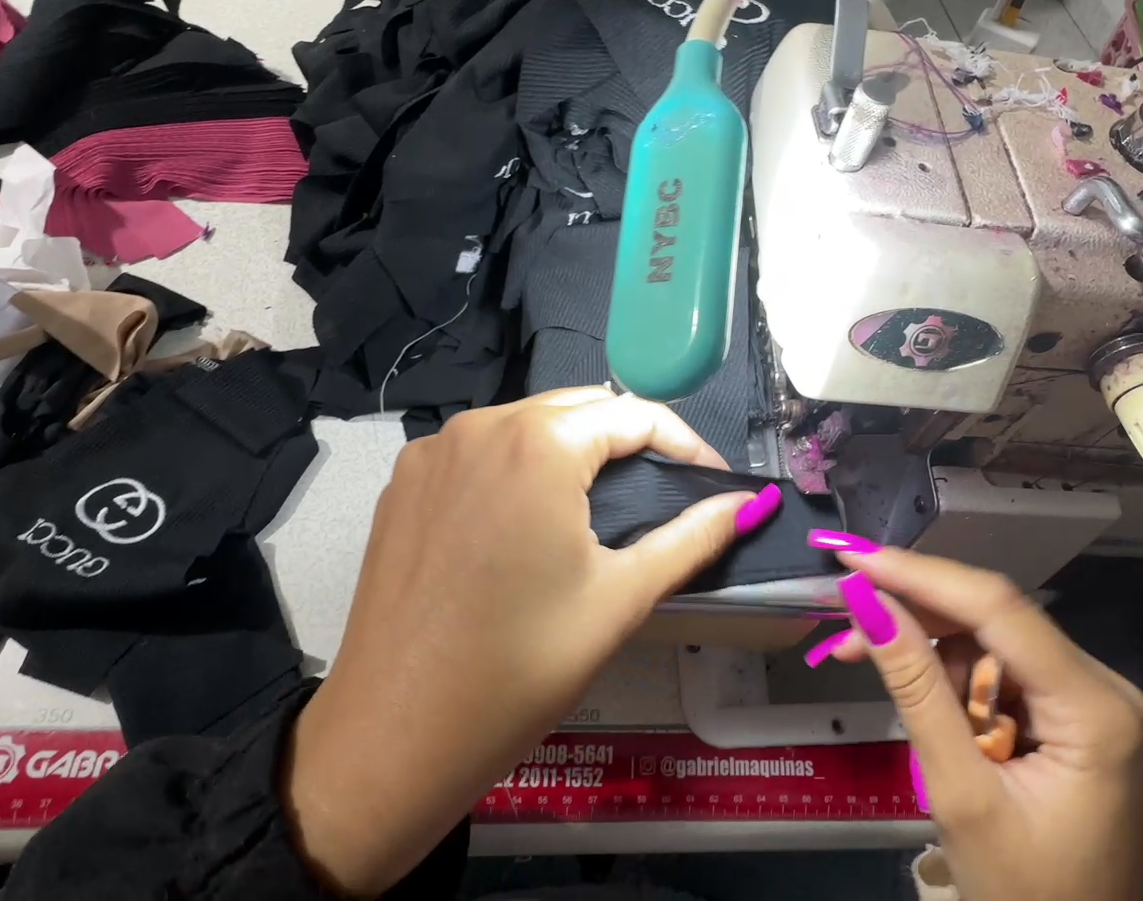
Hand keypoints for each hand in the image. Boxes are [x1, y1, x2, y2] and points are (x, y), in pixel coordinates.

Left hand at [281, 387, 776, 894]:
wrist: (395, 734)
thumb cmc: (519, 667)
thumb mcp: (620, 598)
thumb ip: (692, 538)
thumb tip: (747, 504)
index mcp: (538, 444)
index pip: (633, 414)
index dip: (684, 443)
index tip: (713, 480)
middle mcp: (480, 425)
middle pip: (578, 408)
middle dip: (629, 439)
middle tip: (663, 490)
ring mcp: (433, 451)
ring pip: (526, 424)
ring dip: (573, 449)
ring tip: (600, 504)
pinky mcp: (403, 481)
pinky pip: (478, 450)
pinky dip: (517, 466)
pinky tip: (527, 519)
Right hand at [825, 548, 1142, 900]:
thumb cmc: (1023, 894)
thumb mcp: (959, 792)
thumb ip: (915, 690)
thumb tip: (866, 604)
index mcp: (1093, 707)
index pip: (997, 608)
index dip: (918, 574)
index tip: (851, 556)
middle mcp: (1099, 685)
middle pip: (992, 616)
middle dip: (911, 608)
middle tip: (840, 605)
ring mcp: (1083, 697)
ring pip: (984, 637)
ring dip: (920, 641)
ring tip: (853, 648)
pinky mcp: (1062, 712)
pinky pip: (991, 667)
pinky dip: (941, 671)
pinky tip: (904, 678)